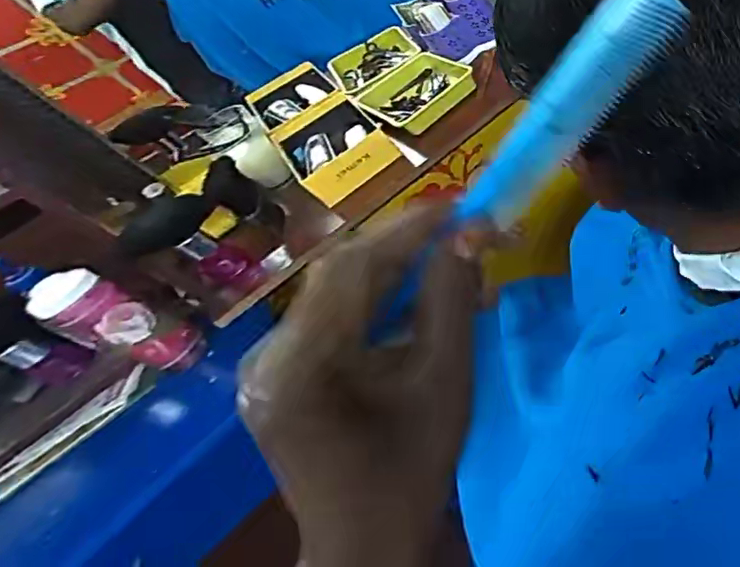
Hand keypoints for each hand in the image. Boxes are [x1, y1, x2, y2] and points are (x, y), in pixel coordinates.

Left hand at [238, 199, 482, 566]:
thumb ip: (454, 295)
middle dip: (410, 242)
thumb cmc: (411, 466)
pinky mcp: (282, 369)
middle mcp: (270, 356)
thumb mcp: (446, 375)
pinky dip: (383, 292)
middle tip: (464, 230)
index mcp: (301, 364)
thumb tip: (471, 231)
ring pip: (342, 285)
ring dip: (400, 265)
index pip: (354, 265)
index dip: (411, 226)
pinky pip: (336, 310)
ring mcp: (269, 363)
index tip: (462, 206)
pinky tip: (420, 296)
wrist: (365, 544)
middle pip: (345, 270)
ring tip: (452, 259)